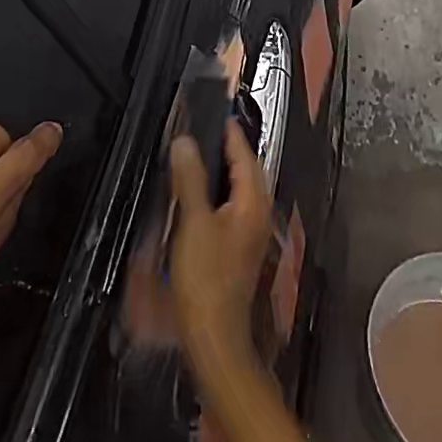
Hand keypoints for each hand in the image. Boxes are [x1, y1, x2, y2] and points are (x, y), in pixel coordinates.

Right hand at [168, 122, 270, 361]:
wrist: (213, 331)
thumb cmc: (206, 279)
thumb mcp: (193, 222)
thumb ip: (189, 179)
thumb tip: (185, 143)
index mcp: (252, 204)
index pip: (245, 155)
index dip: (231, 131)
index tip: (217, 110)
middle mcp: (257, 215)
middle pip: (246, 170)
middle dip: (228, 147)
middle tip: (206, 126)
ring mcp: (249, 232)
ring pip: (239, 188)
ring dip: (222, 168)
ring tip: (200, 150)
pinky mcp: (237, 245)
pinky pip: (230, 204)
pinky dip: (217, 189)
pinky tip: (198, 191)